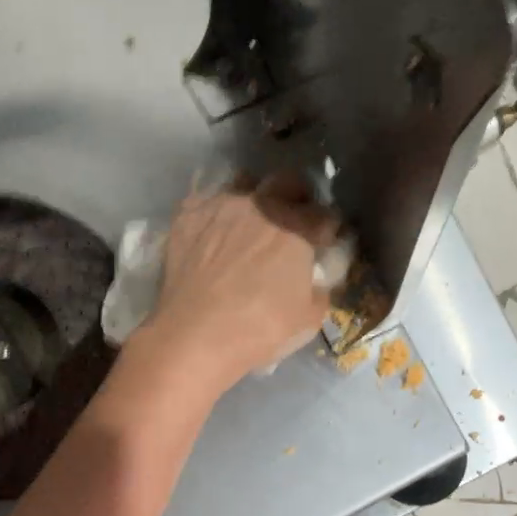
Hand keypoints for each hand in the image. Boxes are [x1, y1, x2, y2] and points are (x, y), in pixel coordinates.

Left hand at [140, 174, 339, 386]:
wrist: (195, 334)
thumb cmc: (261, 329)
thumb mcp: (309, 319)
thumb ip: (320, 289)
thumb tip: (316, 278)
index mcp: (298, 229)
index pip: (325, 215)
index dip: (328, 229)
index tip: (325, 242)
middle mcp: (262, 205)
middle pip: (288, 181)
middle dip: (297, 196)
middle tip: (294, 220)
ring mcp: (222, 204)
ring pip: (246, 181)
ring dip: (255, 196)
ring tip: (251, 221)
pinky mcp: (188, 213)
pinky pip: (209, 199)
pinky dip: (218, 212)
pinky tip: (216, 233)